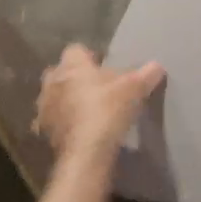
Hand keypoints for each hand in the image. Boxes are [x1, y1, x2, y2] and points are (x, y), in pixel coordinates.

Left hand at [31, 44, 163, 160]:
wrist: (85, 152)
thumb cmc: (107, 110)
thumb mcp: (135, 89)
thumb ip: (147, 74)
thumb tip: (157, 66)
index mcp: (72, 66)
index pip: (75, 50)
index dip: (89, 56)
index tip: (104, 66)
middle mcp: (53, 83)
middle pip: (60, 71)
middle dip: (74, 76)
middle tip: (95, 86)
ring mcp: (44, 108)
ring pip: (53, 96)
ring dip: (65, 99)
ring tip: (86, 108)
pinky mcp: (43, 131)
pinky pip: (52, 120)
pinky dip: (62, 122)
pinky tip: (78, 129)